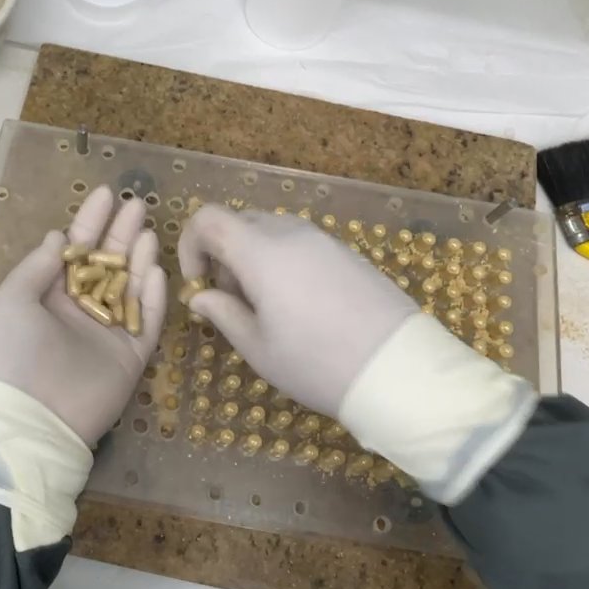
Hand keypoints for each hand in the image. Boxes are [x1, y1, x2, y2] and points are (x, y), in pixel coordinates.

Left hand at [0, 185, 168, 442]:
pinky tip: (158, 269)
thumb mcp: (12, 301)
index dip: (89, 222)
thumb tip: (58, 237)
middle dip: (121, 232)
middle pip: (107, 263)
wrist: (35, 418)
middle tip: (137, 203)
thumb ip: (38, 266)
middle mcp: (81, 310)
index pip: (74, 251)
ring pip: (131, 287)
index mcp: (49, 296)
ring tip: (149, 230)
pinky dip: (155, 296)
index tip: (106, 195)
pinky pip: (148, 321)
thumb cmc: (14, 354)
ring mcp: (108, 333)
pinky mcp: (132, 356)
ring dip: (140, 258)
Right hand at [178, 205, 535, 503]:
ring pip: (271, 231)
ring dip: (253, 257)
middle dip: (222, 254)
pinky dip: (283, 261)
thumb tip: (201, 297)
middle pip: (240, 222)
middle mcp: (291, 234)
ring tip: (265, 306)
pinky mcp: (347, 253)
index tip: (198, 282)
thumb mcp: (259, 349)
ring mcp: (324, 240)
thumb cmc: (317, 364)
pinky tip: (298, 305)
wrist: (398, 370)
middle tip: (230, 299)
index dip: (191, 244)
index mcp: (261, 253)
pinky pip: (300, 244)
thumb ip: (224, 313)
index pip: (208, 219)